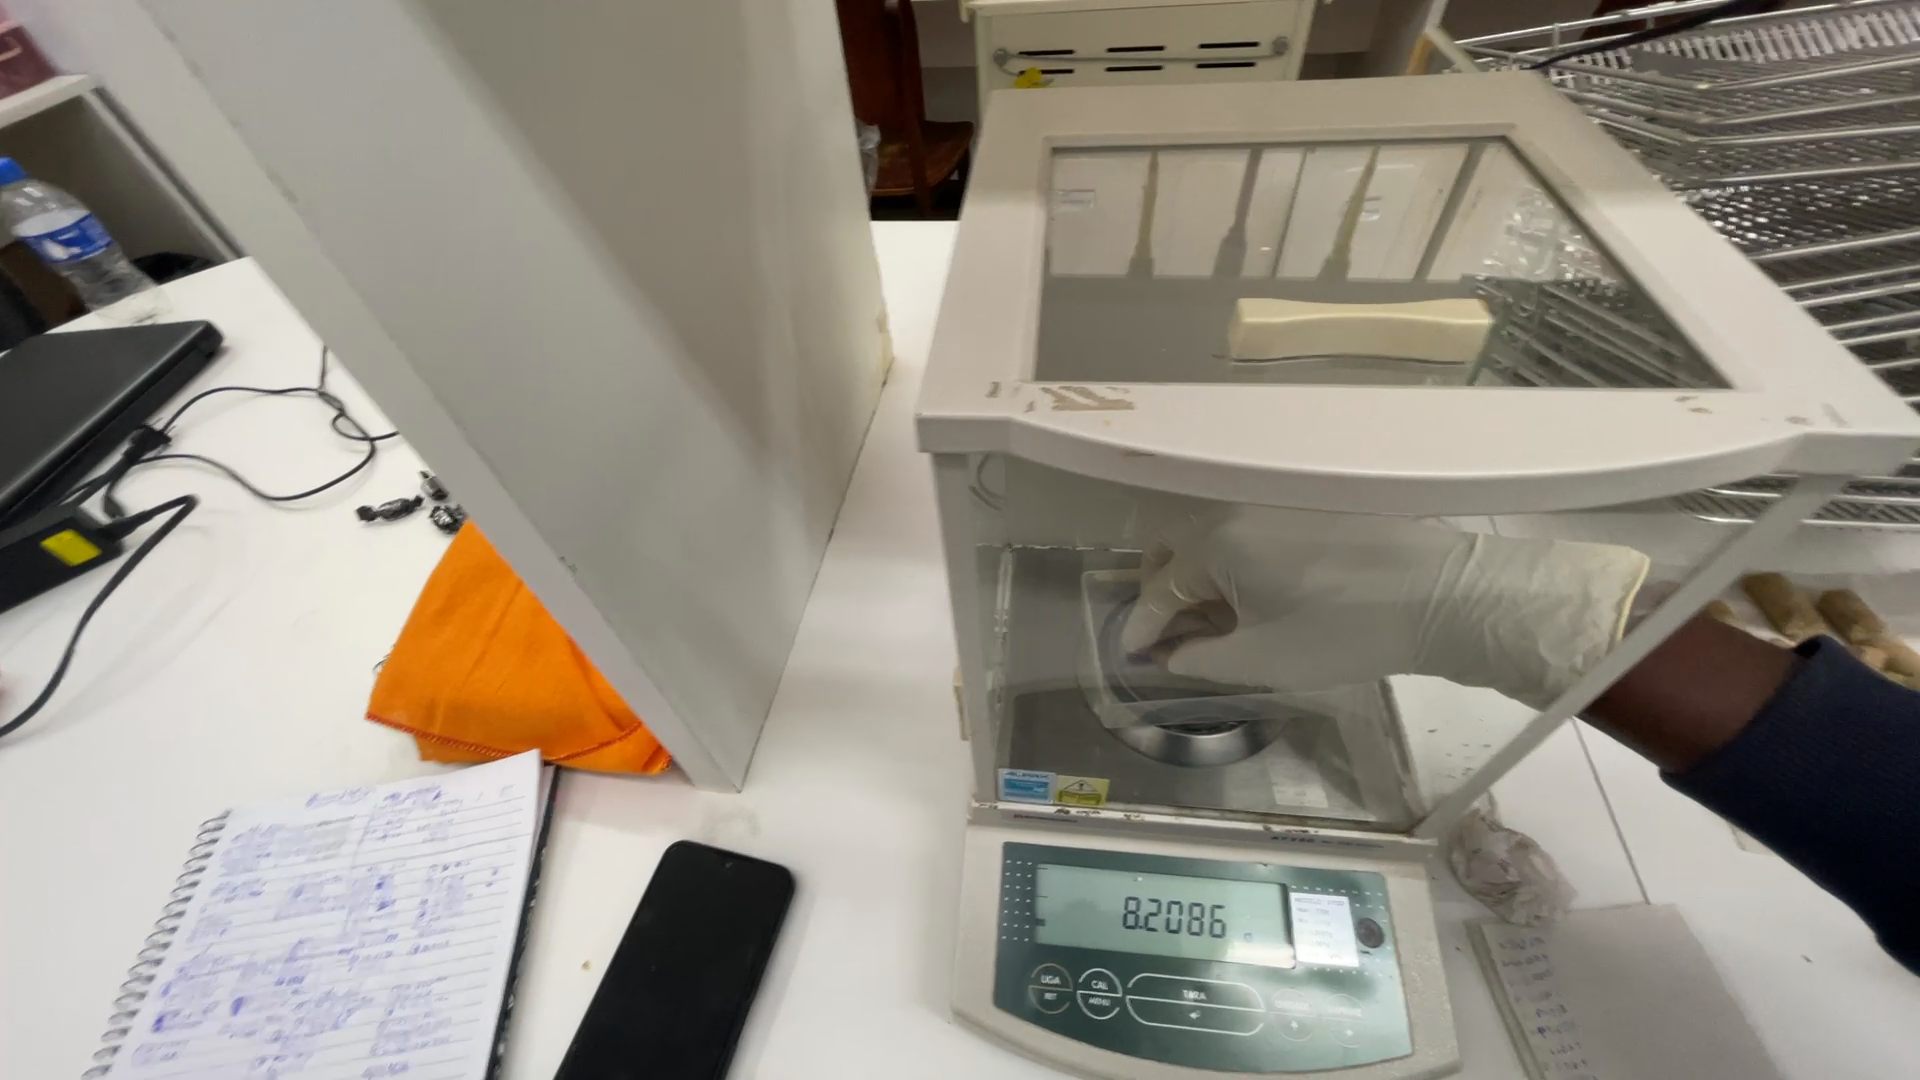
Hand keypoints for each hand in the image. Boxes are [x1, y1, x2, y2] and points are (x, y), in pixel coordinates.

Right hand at [1120, 507, 1649, 709]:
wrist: (1446, 594)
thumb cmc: (1342, 632)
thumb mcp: (1260, 660)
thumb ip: (1197, 659)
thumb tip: (1168, 654)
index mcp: (1213, 546)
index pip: (1158, 591)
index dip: (1141, 628)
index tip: (1131, 653)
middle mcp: (1231, 513)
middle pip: (1171, 549)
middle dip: (1159, 590)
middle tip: (1170, 630)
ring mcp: (1268, 503)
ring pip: (1206, 538)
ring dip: (1194, 576)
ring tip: (1215, 618)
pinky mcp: (1301, 506)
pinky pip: (1241, 532)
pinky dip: (1229, 562)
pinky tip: (1254, 594)